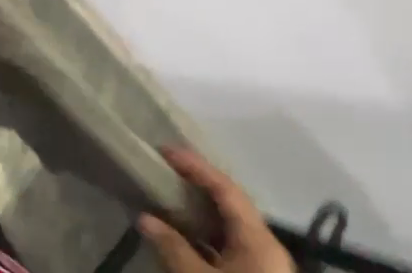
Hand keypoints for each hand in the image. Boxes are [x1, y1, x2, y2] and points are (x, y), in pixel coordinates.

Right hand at [140, 147, 292, 272]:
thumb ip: (172, 248)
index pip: (226, 189)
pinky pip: (230, 249)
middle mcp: (267, 248)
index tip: (164, 151)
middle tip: (164, 170)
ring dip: (199, 213)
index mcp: (259, 240)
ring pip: (230, 228)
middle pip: (231, 205)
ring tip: (167, 198)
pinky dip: (206, 238)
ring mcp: (265, 268)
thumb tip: (144, 218)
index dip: (195, 166)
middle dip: (197, 186)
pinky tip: (183, 238)